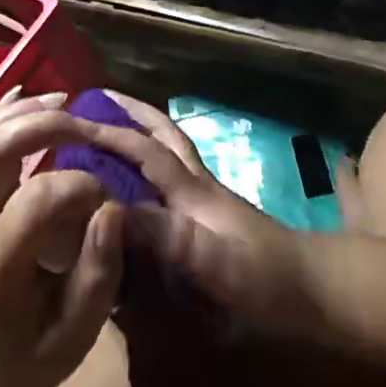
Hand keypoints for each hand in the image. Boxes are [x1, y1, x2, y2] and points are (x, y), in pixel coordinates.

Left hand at [0, 87, 123, 386]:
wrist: (0, 355)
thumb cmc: (43, 345)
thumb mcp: (79, 330)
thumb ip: (97, 273)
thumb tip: (114, 207)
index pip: (34, 202)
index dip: (80, 187)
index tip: (112, 197)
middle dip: (40, 127)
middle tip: (83, 123)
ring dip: (21, 112)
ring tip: (64, 101)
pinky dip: (1, 112)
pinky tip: (29, 93)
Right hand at [77, 91, 311, 329]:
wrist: (315, 289)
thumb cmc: (267, 278)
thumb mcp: (217, 263)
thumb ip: (171, 236)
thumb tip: (115, 208)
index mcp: (192, 191)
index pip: (144, 150)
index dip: (108, 133)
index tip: (70, 121)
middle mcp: (197, 184)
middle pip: (162, 133)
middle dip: (130, 111)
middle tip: (98, 97)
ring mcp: (207, 197)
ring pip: (170, 148)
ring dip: (142, 127)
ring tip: (113, 121)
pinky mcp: (212, 215)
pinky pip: (173, 173)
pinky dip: (153, 157)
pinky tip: (142, 173)